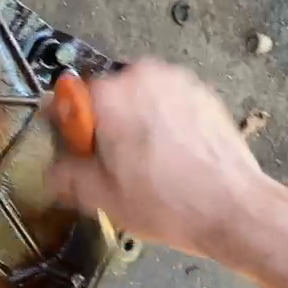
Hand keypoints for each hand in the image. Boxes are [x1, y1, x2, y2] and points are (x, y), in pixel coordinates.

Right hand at [48, 59, 275, 262]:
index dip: (63, 126)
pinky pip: (165, 101)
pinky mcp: (201, 92)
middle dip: (100, 122)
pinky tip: (166, 155)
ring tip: (140, 160)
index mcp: (107, 97)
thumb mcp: (99, 196)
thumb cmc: (170, 202)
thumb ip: (64, 174)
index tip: (70, 146)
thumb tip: (53, 170)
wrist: (234, 209)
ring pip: (136, 96)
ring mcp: (175, 81)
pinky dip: (160, 120)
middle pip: (102, 95)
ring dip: (131, 120)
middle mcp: (140, 77)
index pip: (65, 99)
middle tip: (107, 160)